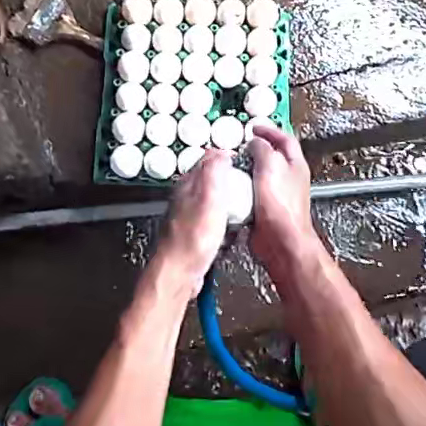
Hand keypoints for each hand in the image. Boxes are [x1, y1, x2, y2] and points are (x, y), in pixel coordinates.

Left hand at [148, 150, 239, 291]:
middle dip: (230, 184)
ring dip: (228, 208)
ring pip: (214, 204)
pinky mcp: (194, 235)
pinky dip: (224, 228)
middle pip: (211, 182)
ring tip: (239, 215)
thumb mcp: (210, 197)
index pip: (207, 160)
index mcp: (189, 184)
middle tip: (245, 190)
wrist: (180, 273)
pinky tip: (229, 236)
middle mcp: (185, 198)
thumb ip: (214, 171)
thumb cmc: (192, 240)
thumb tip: (221, 152)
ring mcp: (188, 217)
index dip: (226, 159)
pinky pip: (214, 225)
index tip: (242, 163)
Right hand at [245, 122, 325, 283]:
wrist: (280, 241)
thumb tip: (254, 143)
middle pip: (272, 157)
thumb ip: (262, 149)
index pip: (284, 139)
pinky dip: (240, 190)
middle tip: (240, 146)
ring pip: (259, 176)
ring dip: (245, 171)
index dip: (269, 130)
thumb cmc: (282, 207)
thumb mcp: (270, 165)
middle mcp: (288, 179)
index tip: (255, 127)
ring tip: (232, 166)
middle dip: (255, 150)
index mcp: (295, 164)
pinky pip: (250, 194)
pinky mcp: (265, 210)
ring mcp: (277, 195)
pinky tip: (232, 189)